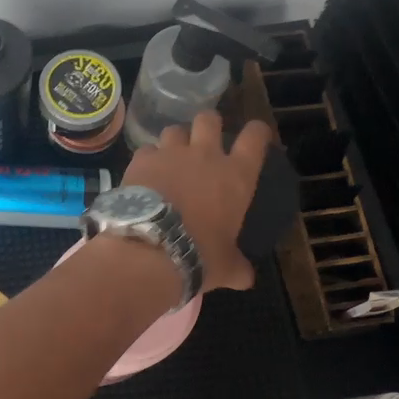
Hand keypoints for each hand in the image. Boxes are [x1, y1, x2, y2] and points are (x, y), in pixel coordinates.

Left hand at [121, 111, 272, 292]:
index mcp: (236, 176)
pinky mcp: (141, 159)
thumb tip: (246, 279)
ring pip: (174, 130)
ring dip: (175, 141)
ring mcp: (170, 153)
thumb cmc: (199, 256)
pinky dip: (148, 159)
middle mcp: (205, 156)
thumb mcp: (226, 267)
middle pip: (209, 119)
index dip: (257, 131)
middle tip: (205, 139)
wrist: (150, 249)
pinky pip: (147, 149)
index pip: (255, 138)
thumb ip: (238, 267)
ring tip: (171, 157)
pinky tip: (145, 173)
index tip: (255, 134)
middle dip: (209, 124)